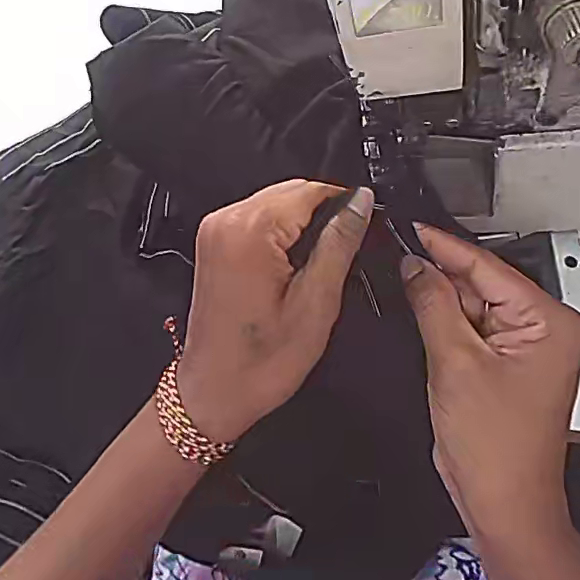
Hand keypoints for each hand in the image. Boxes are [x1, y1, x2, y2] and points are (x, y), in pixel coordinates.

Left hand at [175, 180, 373, 443]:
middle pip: (293, 191)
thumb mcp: (317, 302)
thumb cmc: (261, 361)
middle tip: (341, 254)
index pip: (312, 189)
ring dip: (304, 223)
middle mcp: (227, 220)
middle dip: (324, 214)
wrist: (214, 391)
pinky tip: (292, 265)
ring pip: (278, 201)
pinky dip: (283, 231)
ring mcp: (216, 228)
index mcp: (250, 230)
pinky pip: (260, 216)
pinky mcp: (214, 240)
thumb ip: (340, 242)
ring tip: (315, 266)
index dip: (346, 204)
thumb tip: (362, 202)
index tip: (364, 226)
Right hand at [401, 225, 579, 536]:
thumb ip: (433, 303)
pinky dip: (449, 324)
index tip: (416, 229)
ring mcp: (529, 346)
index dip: (446, 247)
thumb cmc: (497, 449)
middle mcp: (547, 329)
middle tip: (403, 261)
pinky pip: (475, 328)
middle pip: (483, 284)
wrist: (504, 504)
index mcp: (550, 321)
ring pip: (475, 305)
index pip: (489, 268)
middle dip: (442, 277)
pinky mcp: (511, 361)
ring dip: (443, 303)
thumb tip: (417, 265)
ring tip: (411, 296)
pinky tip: (427, 320)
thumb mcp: (455, 363)